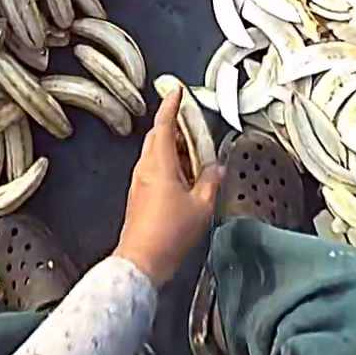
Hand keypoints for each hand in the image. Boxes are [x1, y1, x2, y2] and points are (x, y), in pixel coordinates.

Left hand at [113, 87, 222, 284]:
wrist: (141, 262)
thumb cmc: (168, 235)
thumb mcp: (201, 206)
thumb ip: (210, 182)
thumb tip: (216, 168)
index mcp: (160, 163)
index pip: (164, 123)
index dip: (171, 104)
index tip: (177, 91)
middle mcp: (146, 167)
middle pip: (158, 135)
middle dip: (175, 126)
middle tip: (194, 128)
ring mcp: (139, 181)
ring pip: (155, 151)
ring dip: (173, 147)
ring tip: (194, 156)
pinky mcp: (138, 194)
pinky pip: (153, 167)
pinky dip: (168, 163)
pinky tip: (183, 177)